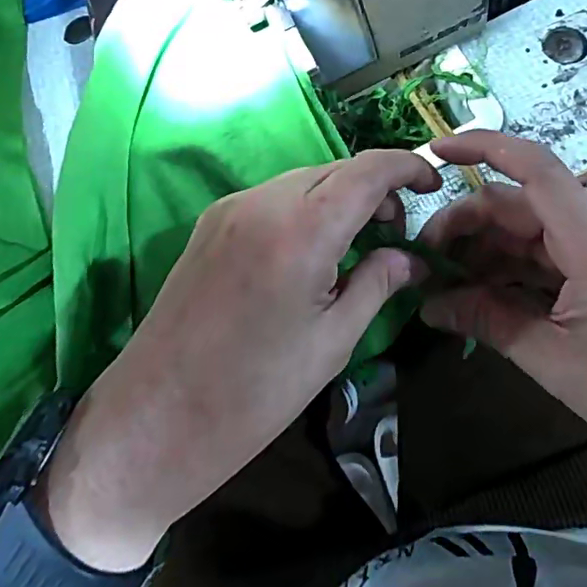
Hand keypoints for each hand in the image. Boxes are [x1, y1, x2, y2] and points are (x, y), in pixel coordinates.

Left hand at [38, 150, 440, 571]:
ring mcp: (231, 208)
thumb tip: (413, 258)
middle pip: (336, 169)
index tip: (433, 184)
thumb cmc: (254, 394)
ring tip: (360, 239)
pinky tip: (314, 245)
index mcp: (300, 231)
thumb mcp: (333, 342)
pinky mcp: (211, 221)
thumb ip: (378, 283)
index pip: (367, 170)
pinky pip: (274, 196)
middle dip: (376, 187)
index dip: (407, 166)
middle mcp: (263, 202)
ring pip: (305, 179)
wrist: (153, 420)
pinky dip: (307, 206)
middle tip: (398, 229)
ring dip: (340, 195)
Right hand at [418, 131, 586, 468]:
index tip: (436, 151)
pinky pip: (547, 264)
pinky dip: (511, 276)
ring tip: (443, 286)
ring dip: (485, 254)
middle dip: (467, 225)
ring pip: (529, 237)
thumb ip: (489, 322)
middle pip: (520, 207)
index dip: (484, 148)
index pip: (536, 169)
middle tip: (424, 261)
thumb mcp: (555, 361)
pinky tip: (480, 299)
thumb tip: (430, 305)